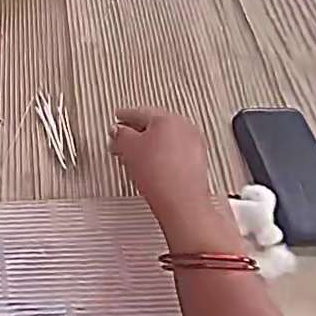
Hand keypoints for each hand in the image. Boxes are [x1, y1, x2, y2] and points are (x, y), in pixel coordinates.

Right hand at [112, 108, 239, 248]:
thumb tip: (118, 131)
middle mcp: (184, 127)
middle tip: (122, 139)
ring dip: (150, 145)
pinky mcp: (197, 162)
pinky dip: (162, 156)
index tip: (117, 120)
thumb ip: (120, 134)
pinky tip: (152, 167)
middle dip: (136, 132)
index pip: (140, 112)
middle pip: (155, 125)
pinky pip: (175, 152)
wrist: (181, 202)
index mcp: (168, 118)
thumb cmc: (160, 175)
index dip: (123, 117)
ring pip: (166, 139)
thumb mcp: (128, 148)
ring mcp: (194, 144)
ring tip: (135, 156)